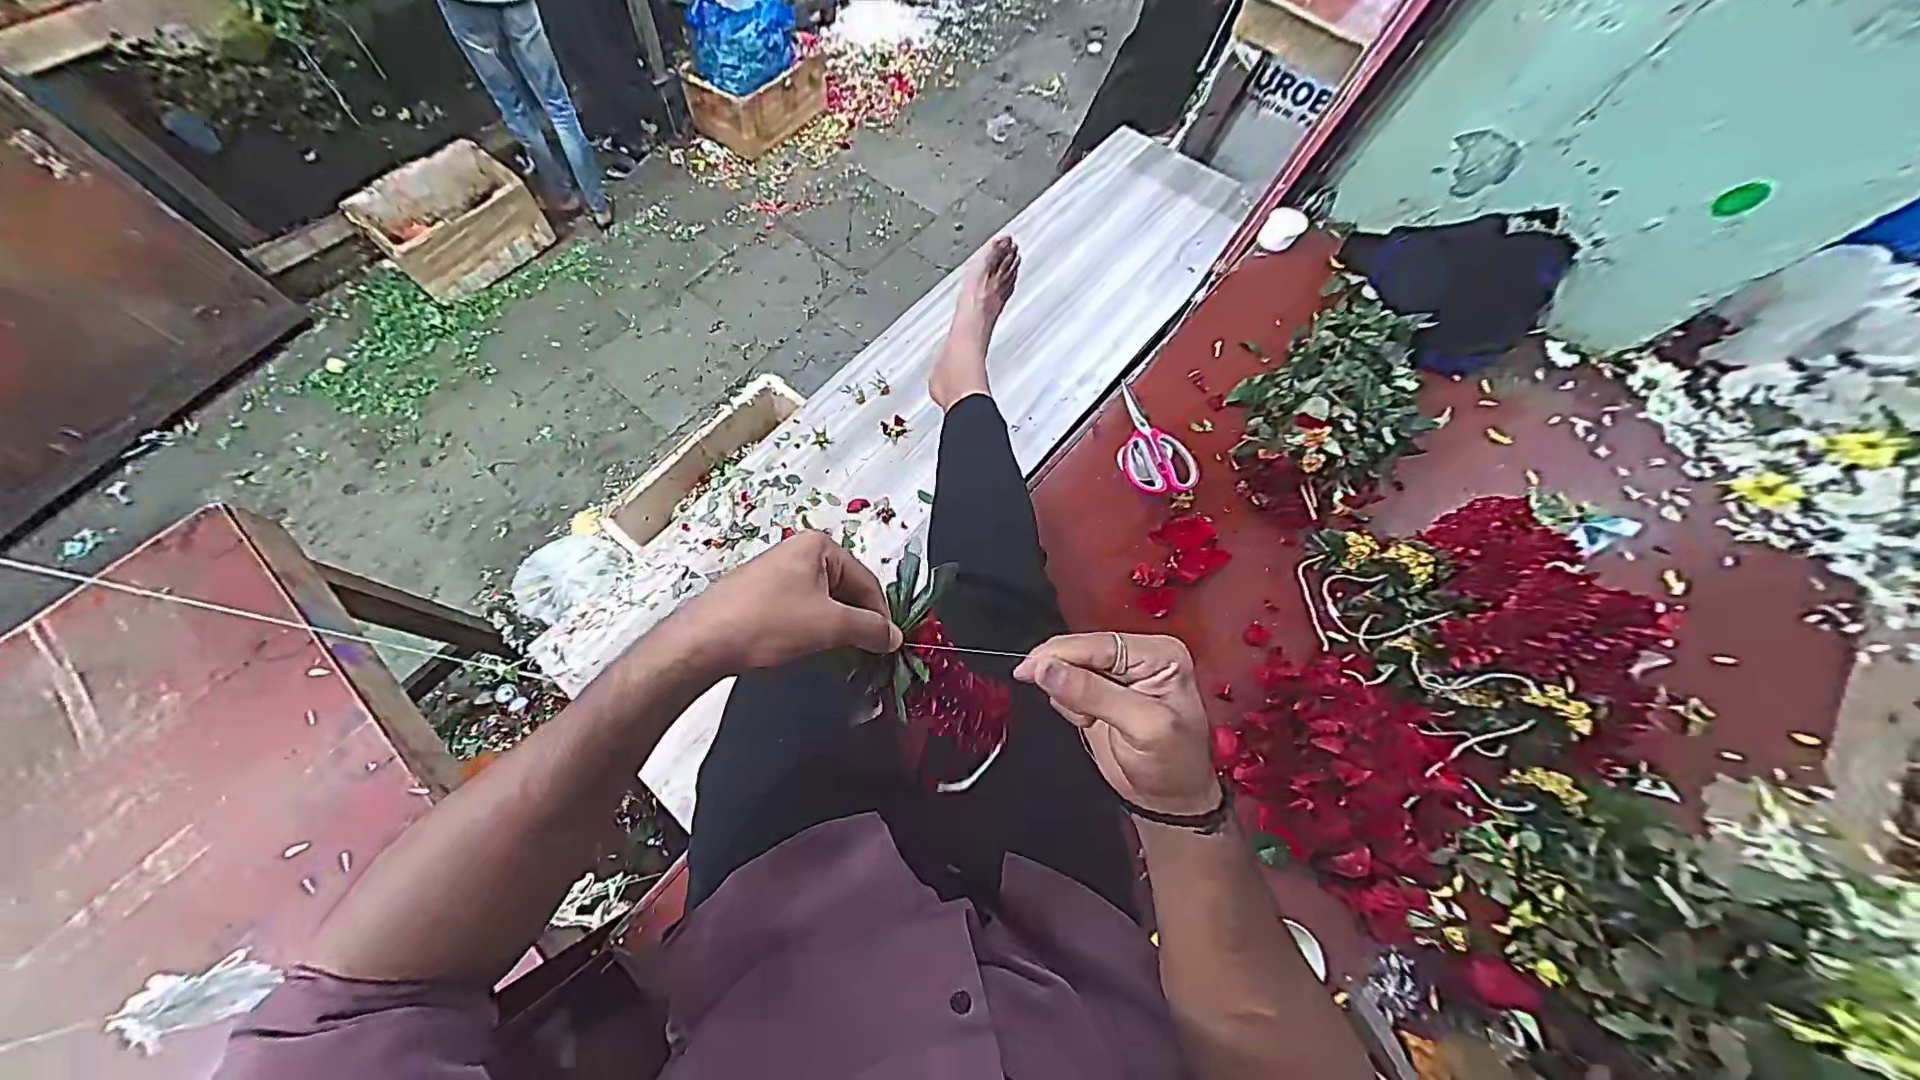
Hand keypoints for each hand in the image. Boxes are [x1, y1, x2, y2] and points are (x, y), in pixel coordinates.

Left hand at [672, 532, 902, 673]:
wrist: (702, 642)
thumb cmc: (766, 622)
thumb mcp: (830, 626)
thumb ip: (870, 629)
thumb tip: (894, 636)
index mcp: (818, 546)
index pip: (867, 580)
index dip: (881, 614)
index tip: (888, 643)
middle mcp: (798, 552)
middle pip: (847, 588)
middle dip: (857, 620)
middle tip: (866, 651)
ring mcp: (777, 572)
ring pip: (825, 601)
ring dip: (836, 626)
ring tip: (838, 651)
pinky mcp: (761, 594)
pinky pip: (802, 607)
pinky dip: (813, 627)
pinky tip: (808, 646)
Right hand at [1014, 633, 1219, 817]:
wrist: (1170, 798)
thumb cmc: (1176, 765)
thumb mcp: (1142, 728)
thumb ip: (1093, 694)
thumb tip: (1050, 670)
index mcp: (1159, 655)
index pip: (1100, 643)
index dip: (1062, 654)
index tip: (1032, 668)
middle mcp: (1138, 657)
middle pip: (1080, 650)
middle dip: (1064, 676)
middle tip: (1066, 704)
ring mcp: (1116, 674)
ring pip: (1067, 665)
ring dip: (1067, 694)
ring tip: (1090, 719)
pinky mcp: (1097, 690)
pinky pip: (1064, 683)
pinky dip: (1066, 703)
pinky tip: (1087, 719)